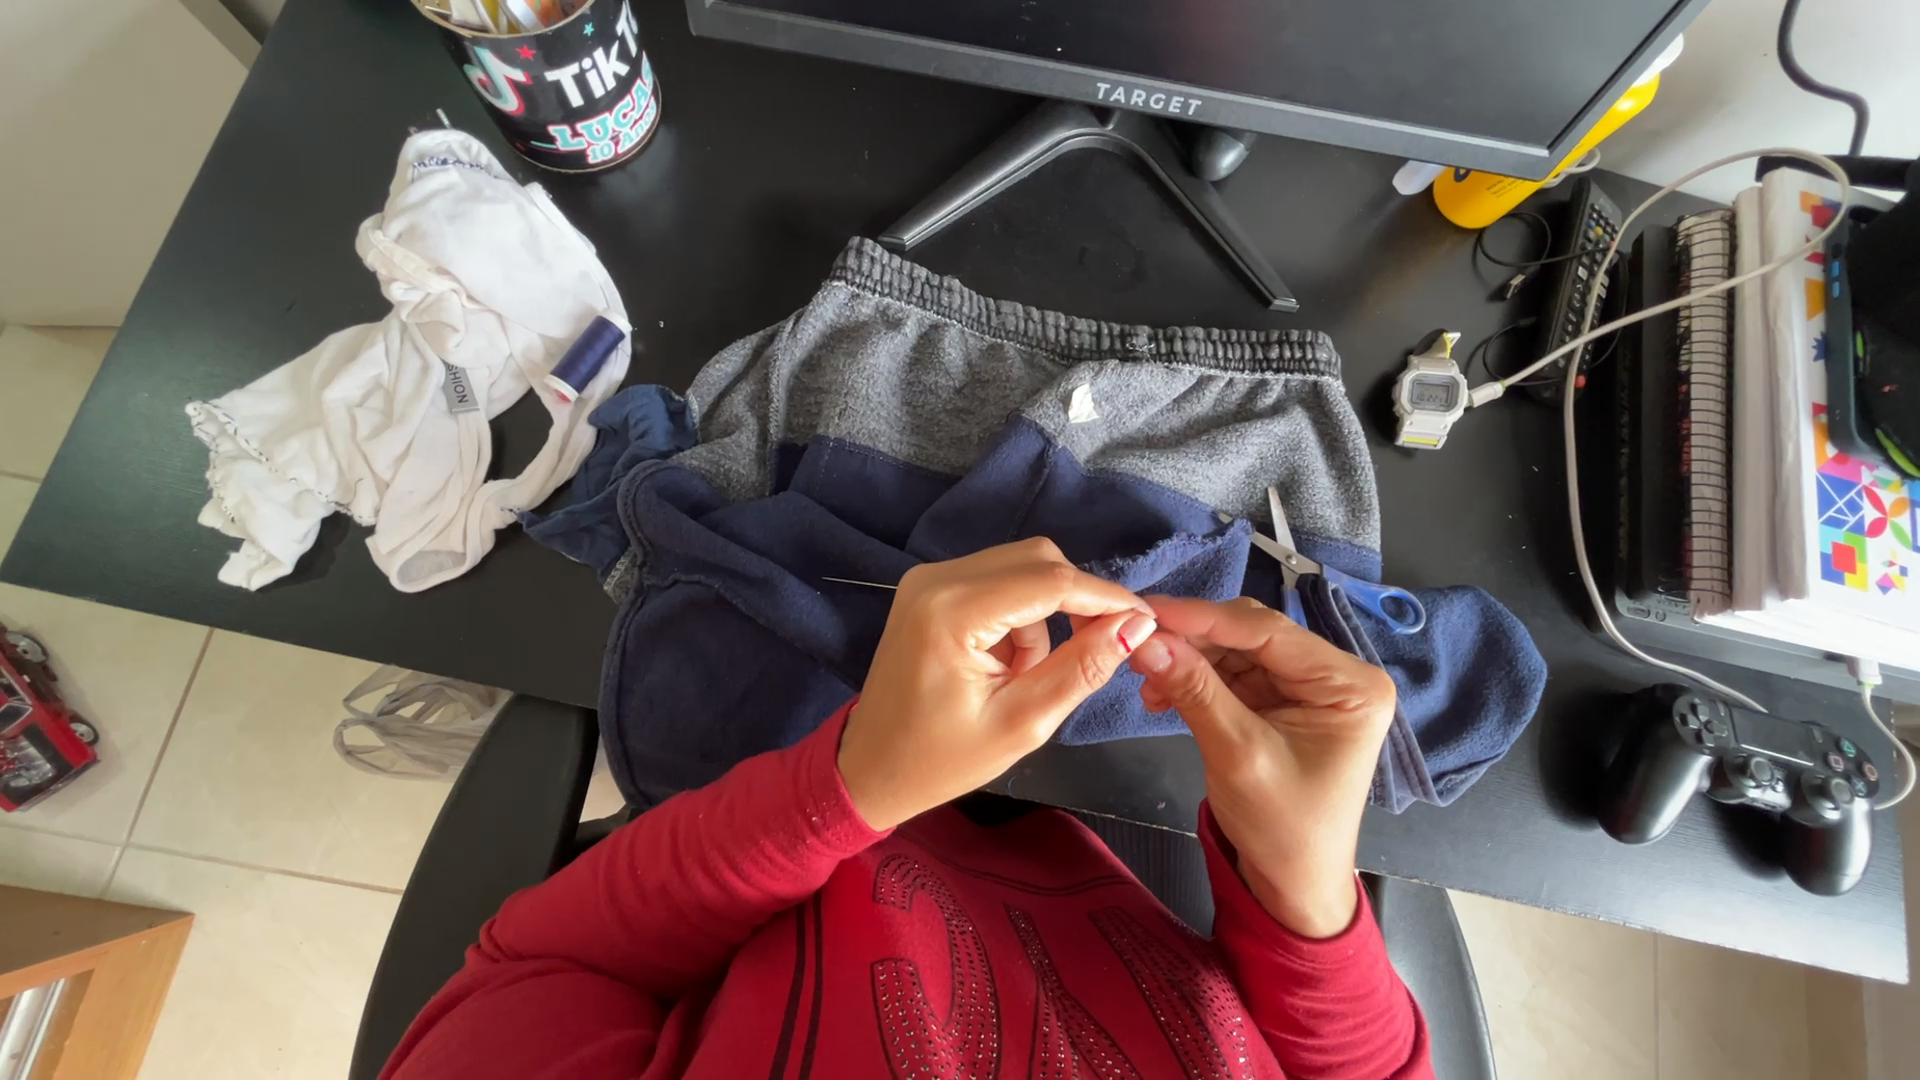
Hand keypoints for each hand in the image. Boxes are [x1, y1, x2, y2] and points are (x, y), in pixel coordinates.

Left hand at [838, 539, 1155, 830]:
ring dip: (1042, 614)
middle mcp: (937, 577)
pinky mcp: (928, 586)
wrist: (869, 767)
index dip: (1106, 597)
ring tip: (1024, 675)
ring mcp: (928, 577)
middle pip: (1037, 560)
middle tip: (1092, 651)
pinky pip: (996, 580)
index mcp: (952, 611)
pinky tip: (1003, 663)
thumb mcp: (1024, 722)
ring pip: (1020, 567)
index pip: (1051, 581)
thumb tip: (1136, 624)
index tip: (1145, 620)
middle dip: (1074, 602)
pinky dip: (1017, 615)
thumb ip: (1082, 666)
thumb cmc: (942, 759)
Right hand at [1127, 596, 1395, 937]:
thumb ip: (1194, 689)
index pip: (1268, 631)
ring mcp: (1303, 686)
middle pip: (1250, 634)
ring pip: (1232, 649)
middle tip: (1136, 642)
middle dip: (1192, 638)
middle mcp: (1332, 674)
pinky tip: (1160, 692)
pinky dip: (1191, 677)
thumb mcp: (1237, 754)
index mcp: (1349, 684)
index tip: (1146, 611)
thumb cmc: (1282, 828)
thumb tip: (1142, 639)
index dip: (1203, 617)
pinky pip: (1227, 672)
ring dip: (1186, 658)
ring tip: (1143, 676)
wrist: (1291, 885)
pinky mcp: (1276, 700)